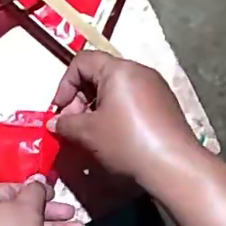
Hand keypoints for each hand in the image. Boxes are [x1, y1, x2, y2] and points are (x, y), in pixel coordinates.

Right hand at [48, 52, 205, 187]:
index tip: (60, 111)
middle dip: (81, 98)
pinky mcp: (165, 104)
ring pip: (117, 89)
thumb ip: (66, 124)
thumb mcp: (89, 133)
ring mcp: (155, 87)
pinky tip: (115, 137)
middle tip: (74, 126)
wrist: (173, 164)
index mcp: (119, 69)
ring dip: (98, 108)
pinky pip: (133, 101)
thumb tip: (53, 123)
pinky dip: (117, 113)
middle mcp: (139, 71)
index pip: (82, 61)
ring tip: (93, 134)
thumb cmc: (127, 141)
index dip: (65, 84)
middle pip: (100, 74)